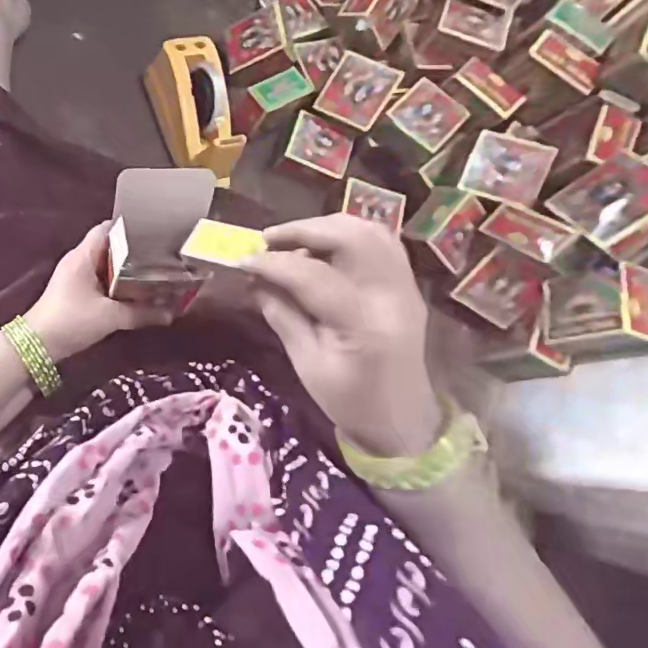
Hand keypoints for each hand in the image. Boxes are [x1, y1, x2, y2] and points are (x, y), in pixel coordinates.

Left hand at [25, 221, 174, 360]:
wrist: (37, 346)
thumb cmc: (71, 321)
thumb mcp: (110, 317)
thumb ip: (142, 313)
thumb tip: (172, 313)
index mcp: (83, 256)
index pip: (108, 228)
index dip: (131, 227)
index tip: (156, 233)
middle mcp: (78, 261)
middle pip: (110, 246)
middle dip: (135, 251)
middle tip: (163, 256)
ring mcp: (75, 277)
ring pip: (106, 265)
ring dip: (127, 270)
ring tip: (156, 272)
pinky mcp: (75, 293)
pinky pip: (101, 281)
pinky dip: (117, 284)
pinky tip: (136, 292)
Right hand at [243, 214, 444, 455]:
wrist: (402, 420)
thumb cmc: (349, 402)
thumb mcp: (306, 364)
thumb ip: (282, 316)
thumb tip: (254, 280)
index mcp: (364, 325)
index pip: (313, 276)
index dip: (273, 263)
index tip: (241, 261)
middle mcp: (392, 296)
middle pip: (352, 238)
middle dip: (303, 230)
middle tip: (266, 240)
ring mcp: (406, 286)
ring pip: (369, 231)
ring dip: (325, 227)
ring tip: (289, 240)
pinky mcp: (407, 285)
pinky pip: (380, 242)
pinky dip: (346, 235)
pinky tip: (320, 248)